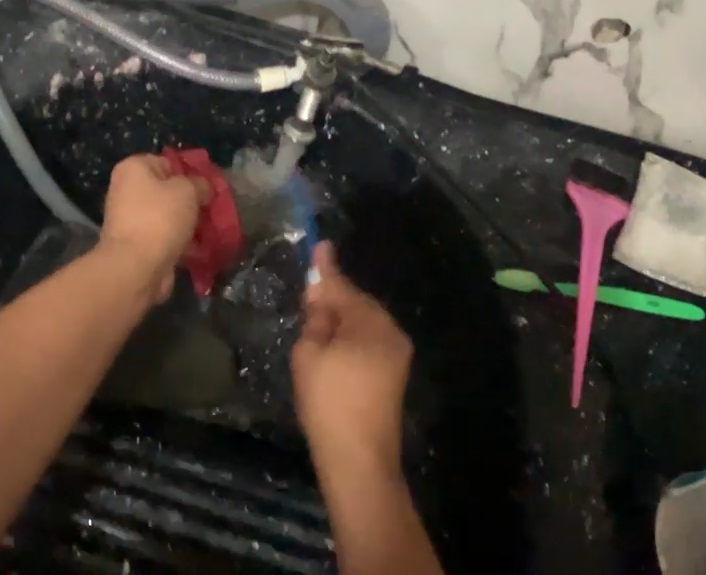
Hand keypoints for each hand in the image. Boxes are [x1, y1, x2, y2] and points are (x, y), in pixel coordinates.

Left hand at [99, 154, 208, 302]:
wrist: (136, 267)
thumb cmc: (160, 217)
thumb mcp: (188, 191)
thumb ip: (201, 184)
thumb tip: (205, 188)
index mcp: (133, 169)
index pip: (167, 162)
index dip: (190, 172)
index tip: (209, 186)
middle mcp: (127, 191)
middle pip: (168, 191)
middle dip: (192, 201)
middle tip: (214, 208)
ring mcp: (131, 221)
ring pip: (169, 216)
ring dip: (190, 223)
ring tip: (213, 230)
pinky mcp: (138, 246)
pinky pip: (166, 238)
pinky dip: (182, 243)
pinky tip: (203, 249)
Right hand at [292, 243, 412, 478]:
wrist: (359, 461)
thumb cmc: (329, 403)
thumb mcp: (310, 354)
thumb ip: (316, 318)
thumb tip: (321, 297)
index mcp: (370, 323)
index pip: (343, 287)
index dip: (326, 268)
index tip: (320, 244)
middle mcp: (391, 331)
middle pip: (357, 303)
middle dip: (334, 298)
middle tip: (307, 297)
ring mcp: (398, 354)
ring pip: (364, 323)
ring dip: (342, 319)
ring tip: (316, 325)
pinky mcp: (396, 374)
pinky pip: (370, 341)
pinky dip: (351, 338)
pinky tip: (333, 347)